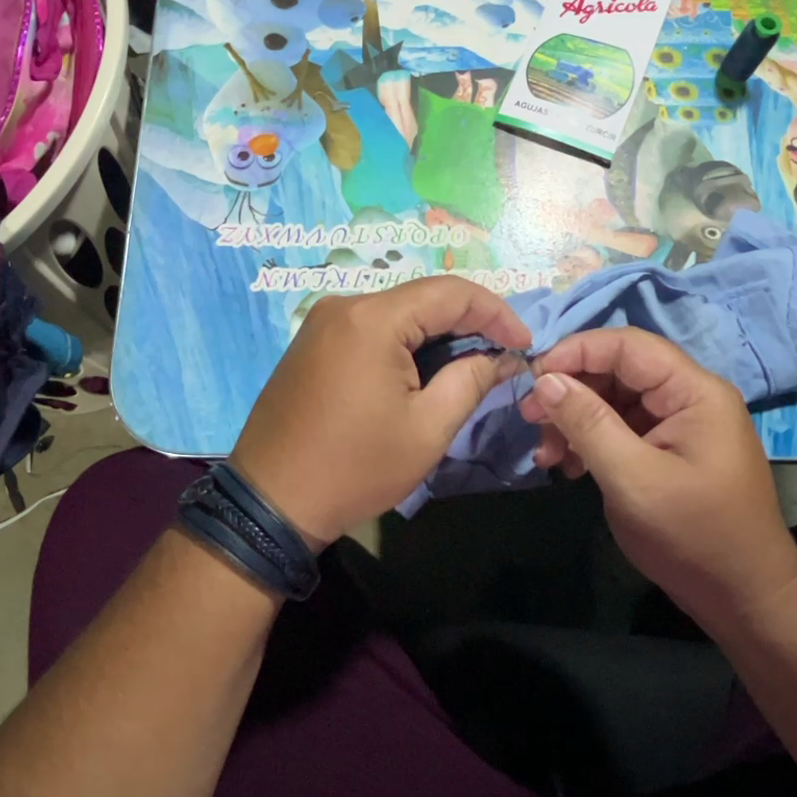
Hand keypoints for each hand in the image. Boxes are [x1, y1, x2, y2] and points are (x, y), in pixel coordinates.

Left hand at [232, 277, 531, 548]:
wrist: (270, 503)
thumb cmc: (355, 468)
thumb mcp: (427, 429)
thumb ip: (471, 381)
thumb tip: (502, 357)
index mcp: (372, 318)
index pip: (451, 293)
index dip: (497, 313)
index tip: (525, 345)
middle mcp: (344, 305)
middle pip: (422, 299)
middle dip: (468, 324)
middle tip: (502, 357)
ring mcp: (321, 323)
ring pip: (396, 313)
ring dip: (435, 335)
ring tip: (468, 367)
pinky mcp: (310, 343)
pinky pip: (369, 328)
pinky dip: (403, 343)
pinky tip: (421, 372)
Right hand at [517, 328, 796, 627]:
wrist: (743, 599)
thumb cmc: (693, 536)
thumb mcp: (633, 479)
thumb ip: (588, 424)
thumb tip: (544, 379)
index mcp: (694, 392)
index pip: (627, 346)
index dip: (575, 352)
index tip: (532, 379)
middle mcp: (688, 398)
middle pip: (617, 370)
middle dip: (570, 390)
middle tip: (528, 419)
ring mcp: (678, 425)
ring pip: (612, 399)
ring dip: (573, 420)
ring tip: (546, 456)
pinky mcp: (666, 451)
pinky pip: (619, 428)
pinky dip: (589, 442)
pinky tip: (568, 467)